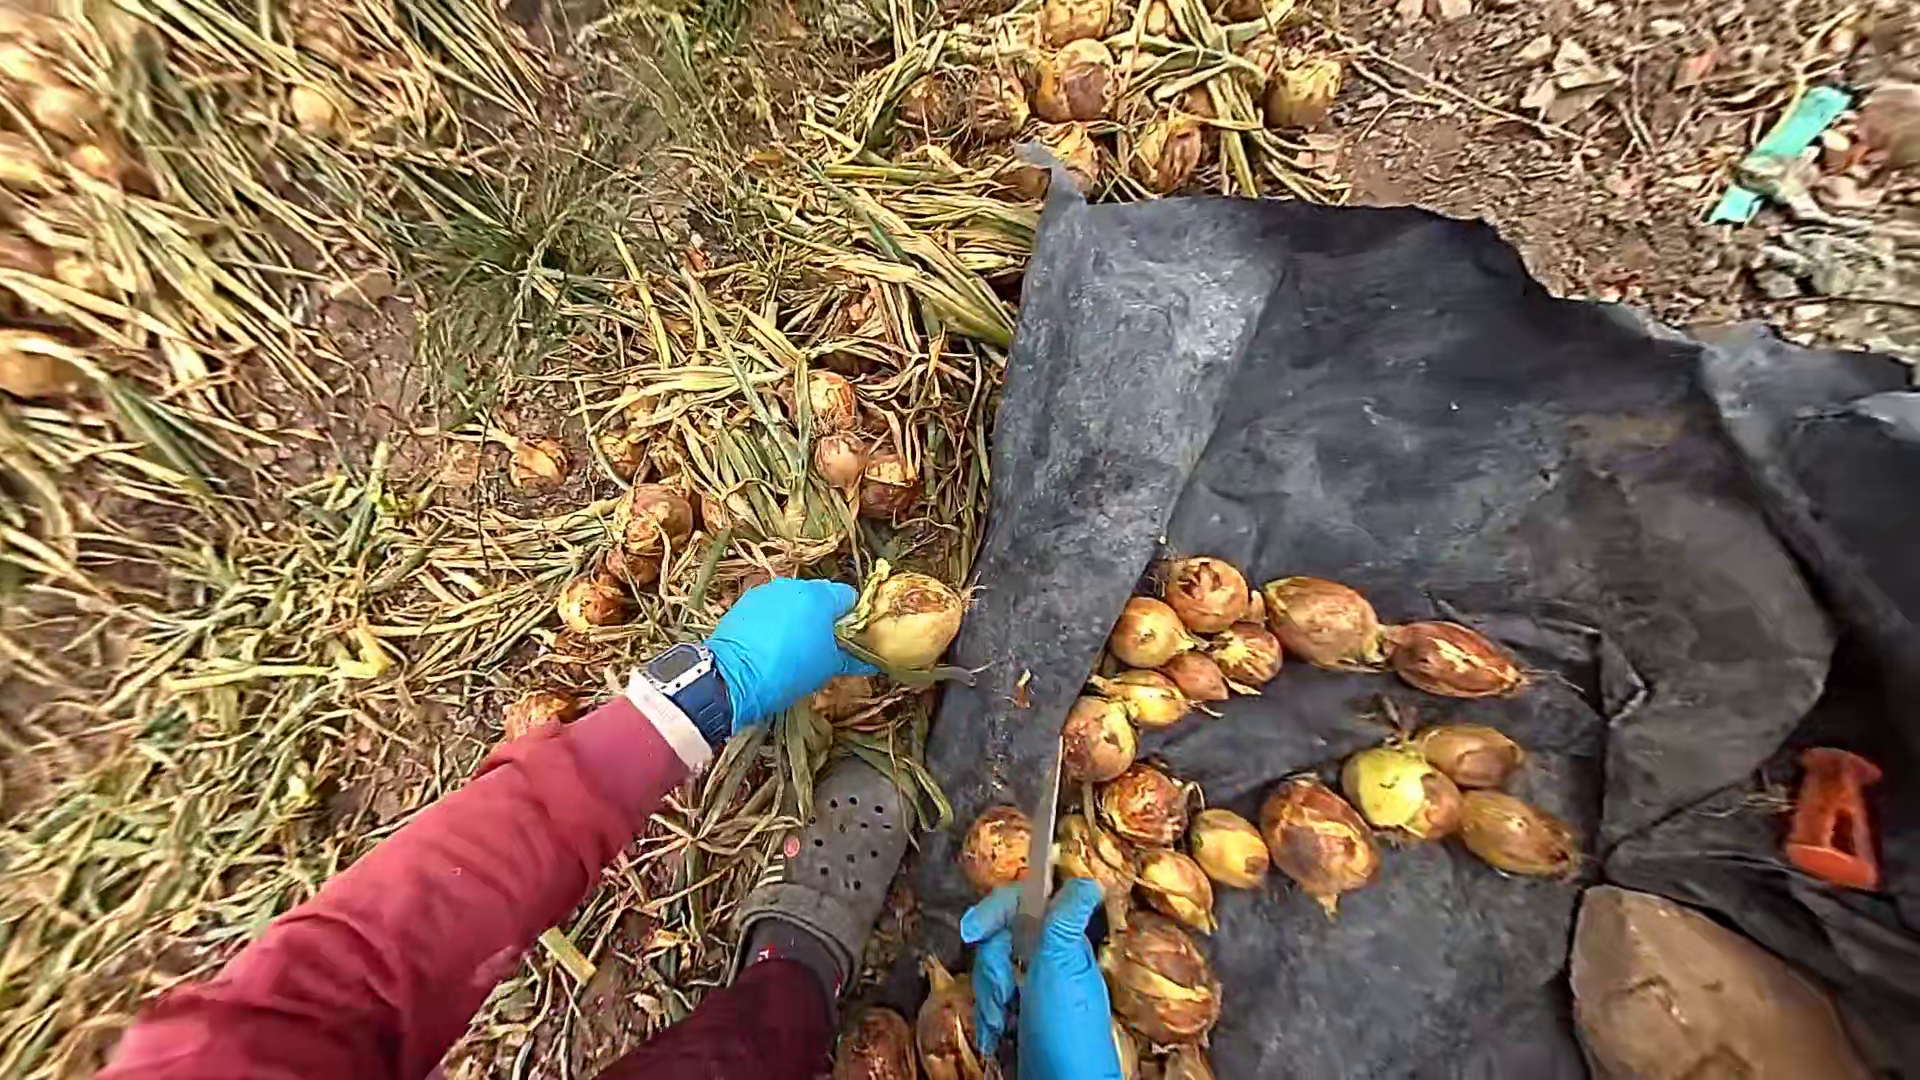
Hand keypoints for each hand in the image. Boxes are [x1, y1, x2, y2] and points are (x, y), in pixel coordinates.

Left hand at [706, 578, 876, 728]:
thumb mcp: (827, 667)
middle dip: (826, 617)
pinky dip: (777, 620)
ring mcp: (768, 591)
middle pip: (822, 596)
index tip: (849, 639)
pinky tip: (772, 644)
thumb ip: (853, 658)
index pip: (850, 597)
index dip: (854, 618)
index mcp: (820, 595)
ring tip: (796, 647)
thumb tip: (874, 660)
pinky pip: (772, 608)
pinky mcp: (746, 602)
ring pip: (796, 601)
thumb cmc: (788, 670)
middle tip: (825, 645)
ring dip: (801, 618)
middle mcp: (795, 585)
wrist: (729, 678)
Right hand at [961, 878, 1120, 1079]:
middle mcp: (1047, 958)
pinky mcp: (1019, 1015)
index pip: (1022, 902)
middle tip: (1003, 996)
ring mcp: (1032, 988)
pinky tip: (995, 1033)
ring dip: (988, 994)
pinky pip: (990, 998)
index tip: (971, 930)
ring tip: (999, 1023)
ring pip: (992, 967)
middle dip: (991, 965)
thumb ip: (1067, 919)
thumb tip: (1090, 881)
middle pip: (1000, 935)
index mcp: (1060, 940)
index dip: (995, 909)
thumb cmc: (1064, 1029)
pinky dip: (987, 1014)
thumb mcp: (1064, 967)